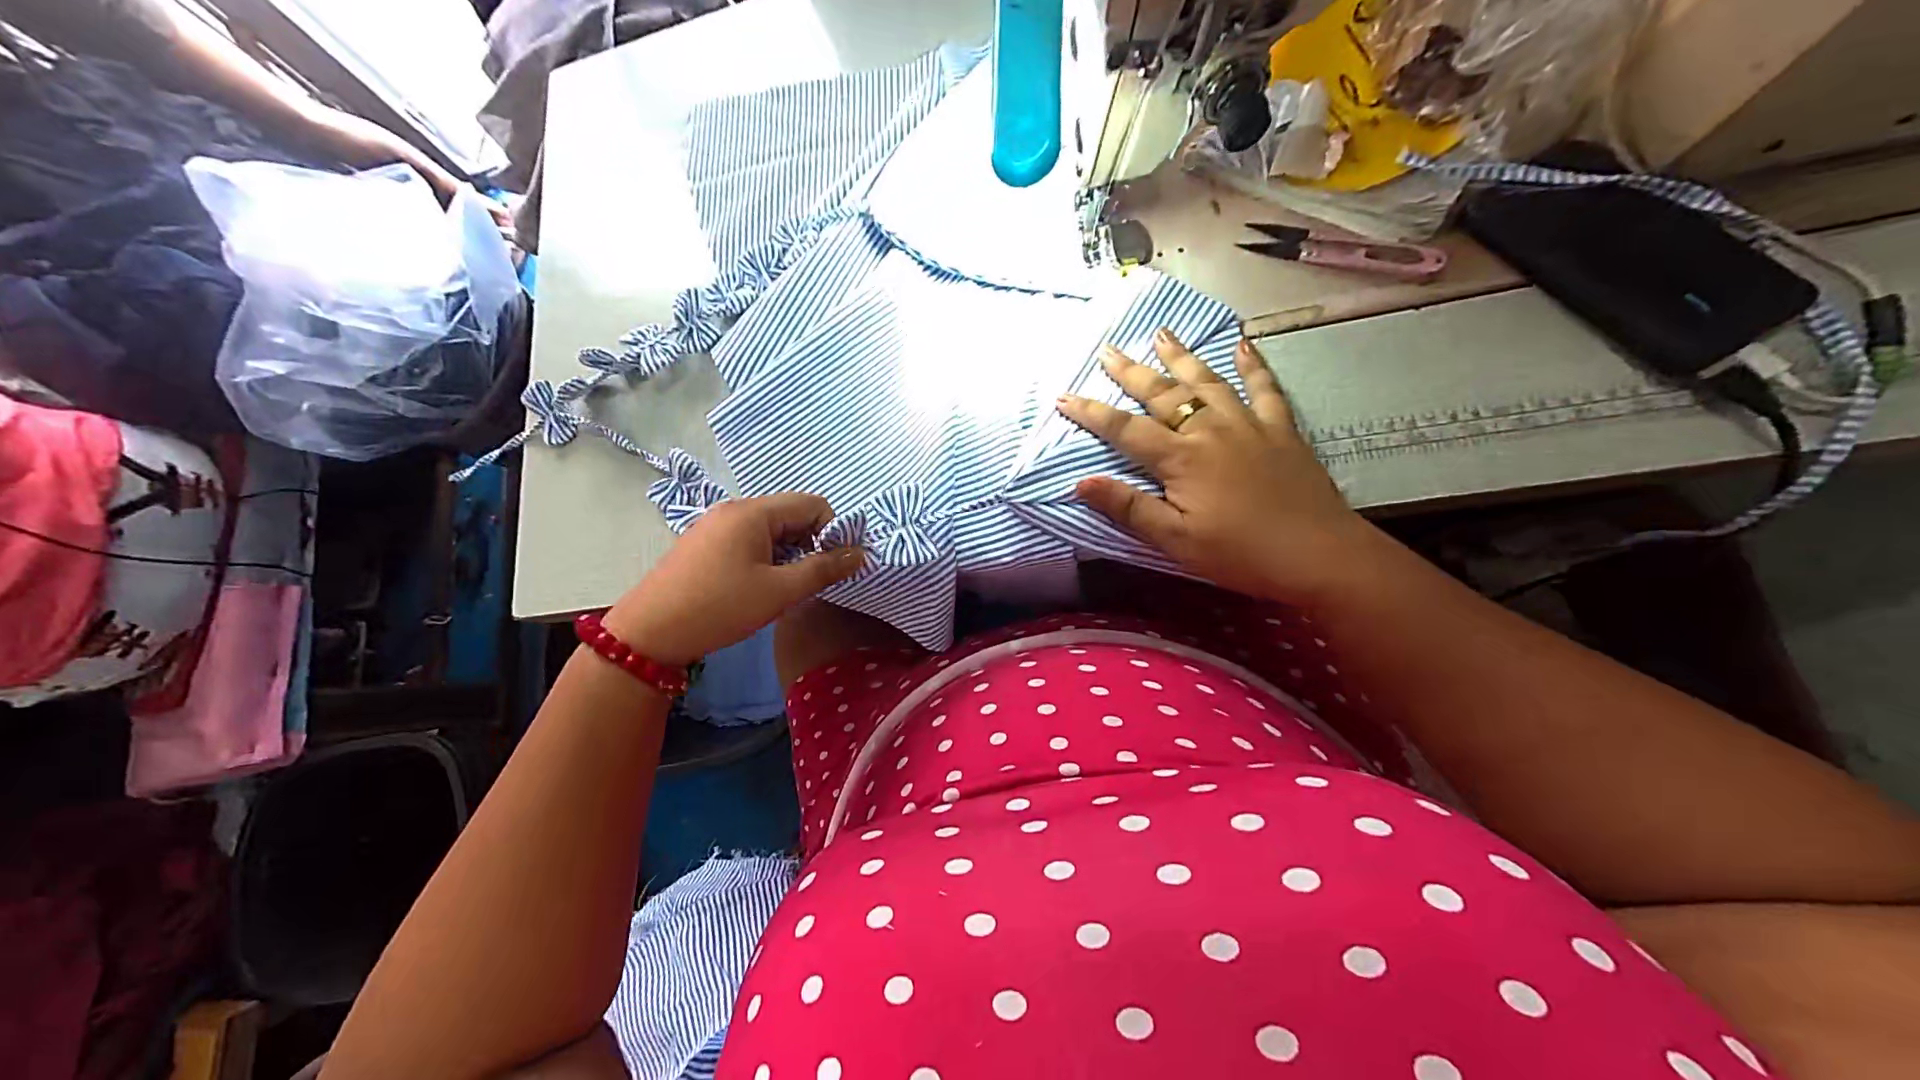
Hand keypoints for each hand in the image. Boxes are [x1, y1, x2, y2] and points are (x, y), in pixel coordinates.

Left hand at [601, 494, 863, 665]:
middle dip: (811, 543)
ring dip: (789, 553)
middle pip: (792, 514)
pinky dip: (767, 557)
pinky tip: (761, 586)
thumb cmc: (719, 608)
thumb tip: (859, 554)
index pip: (813, 505)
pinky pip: (750, 540)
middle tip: (812, 580)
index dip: (833, 532)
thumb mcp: (779, 592)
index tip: (835, 567)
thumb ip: (823, 569)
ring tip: (786, 587)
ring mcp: (716, 525)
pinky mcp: (706, 543)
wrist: (649, 633)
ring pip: (772, 529)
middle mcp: (734, 509)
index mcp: (753, 512)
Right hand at [1055, 328, 1384, 604]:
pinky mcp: (1281, 429)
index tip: (1063, 396)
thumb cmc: (1240, 554)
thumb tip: (1081, 482)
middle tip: (1108, 349)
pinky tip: (1243, 344)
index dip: (1091, 412)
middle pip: (1163, 394)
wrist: (1320, 554)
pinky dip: (1252, 364)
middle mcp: (1210, 430)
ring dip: (1181, 356)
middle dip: (1131, 371)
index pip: (1125, 429)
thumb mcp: (1176, 540)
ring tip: (1161, 333)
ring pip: (1208, 380)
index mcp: (1181, 459)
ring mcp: (1249, 424)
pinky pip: (1264, 387)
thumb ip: (1129, 508)